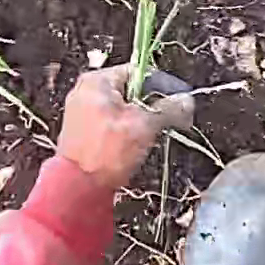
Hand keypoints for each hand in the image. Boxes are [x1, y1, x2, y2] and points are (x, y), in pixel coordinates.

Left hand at [58, 65, 194, 188]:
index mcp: (97, 81)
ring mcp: (80, 112)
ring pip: (123, 107)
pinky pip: (112, 121)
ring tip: (153, 133)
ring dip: (141, 118)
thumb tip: (188, 101)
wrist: (76, 192)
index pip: (139, 71)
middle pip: (131, 89)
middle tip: (168, 118)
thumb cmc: (108, 152)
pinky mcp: (81, 132)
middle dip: (152, 104)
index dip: (162, 85)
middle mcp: (85, 92)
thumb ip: (170, 108)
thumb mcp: (146, 125)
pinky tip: (135, 143)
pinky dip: (126, 128)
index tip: (176, 100)